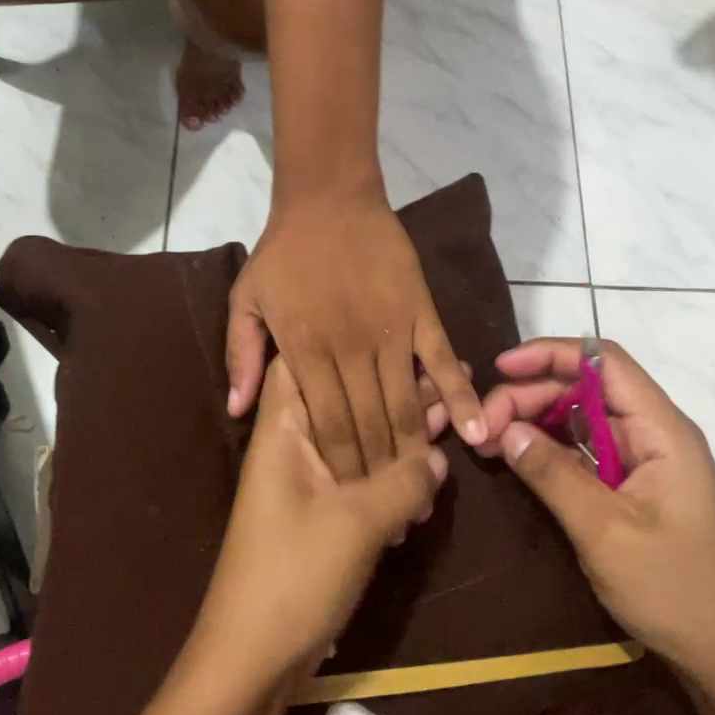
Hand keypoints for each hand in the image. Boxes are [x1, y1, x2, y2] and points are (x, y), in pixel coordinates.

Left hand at [196, 358, 449, 674]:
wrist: (251, 659)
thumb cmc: (294, 575)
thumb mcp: (357, 523)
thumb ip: (403, 481)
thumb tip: (438, 456)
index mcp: (284, 431)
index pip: (303, 363)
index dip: (345, 343)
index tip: (396, 331)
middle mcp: (294, 448)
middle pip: (346, 403)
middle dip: (394, 389)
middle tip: (454, 376)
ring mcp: (308, 486)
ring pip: (359, 442)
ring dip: (401, 433)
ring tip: (454, 412)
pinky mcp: (322, 519)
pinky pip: (361, 482)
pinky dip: (393, 475)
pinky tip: (432, 471)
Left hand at [226, 192, 482, 477]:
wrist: (328, 198)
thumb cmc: (283, 253)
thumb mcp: (246, 300)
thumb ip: (242, 355)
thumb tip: (236, 409)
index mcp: (305, 351)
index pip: (329, 426)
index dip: (344, 469)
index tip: (354, 505)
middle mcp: (350, 350)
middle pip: (369, 425)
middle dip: (382, 475)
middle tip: (398, 516)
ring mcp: (390, 332)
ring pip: (406, 404)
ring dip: (417, 451)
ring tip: (428, 492)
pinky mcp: (420, 313)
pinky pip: (442, 361)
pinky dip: (460, 397)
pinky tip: (478, 432)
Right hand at [479, 338, 714, 677]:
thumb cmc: (674, 589)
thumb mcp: (605, 531)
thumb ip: (553, 474)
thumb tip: (505, 427)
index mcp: (662, 431)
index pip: (604, 363)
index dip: (551, 354)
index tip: (500, 369)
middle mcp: (654, 435)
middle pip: (585, 389)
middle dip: (530, 396)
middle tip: (482, 425)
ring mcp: (644, 463)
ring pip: (580, 419)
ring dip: (534, 422)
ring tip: (488, 441)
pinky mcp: (632, 489)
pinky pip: (585, 452)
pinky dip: (548, 450)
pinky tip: (516, 459)